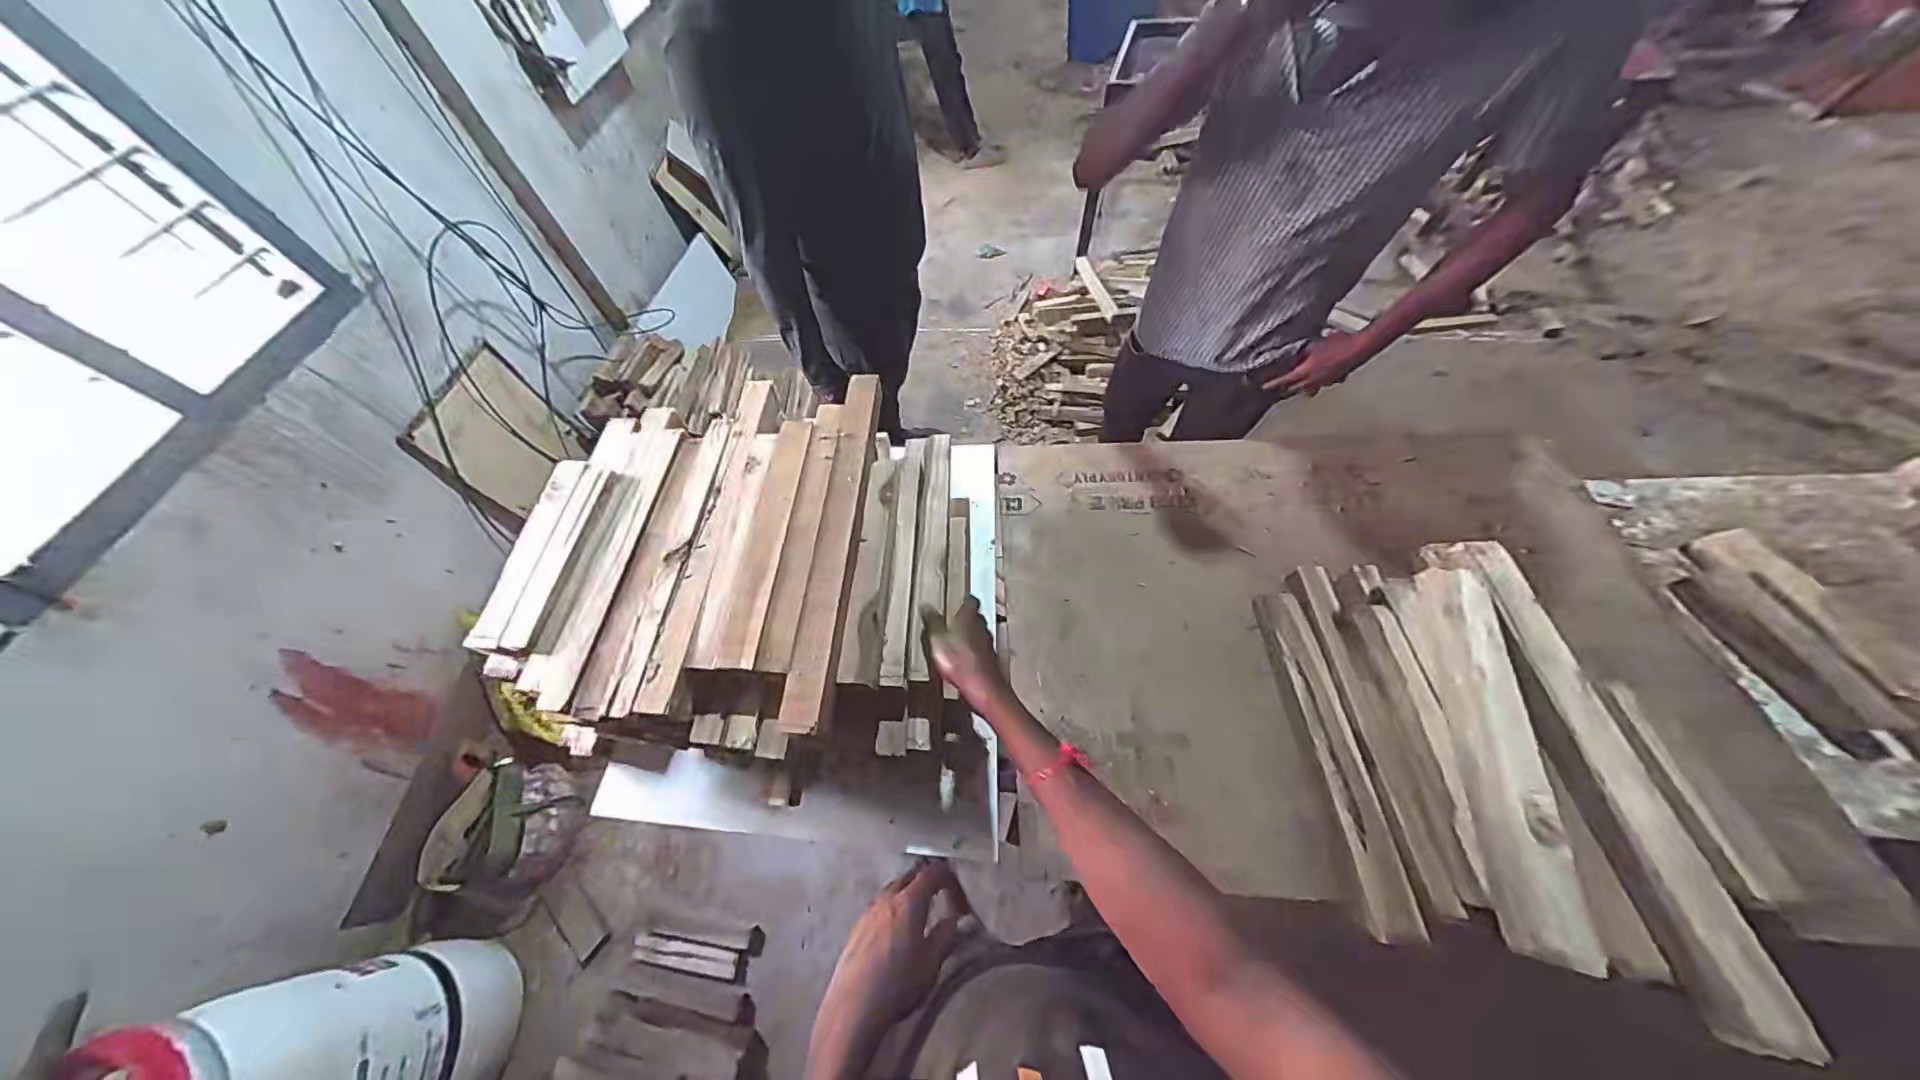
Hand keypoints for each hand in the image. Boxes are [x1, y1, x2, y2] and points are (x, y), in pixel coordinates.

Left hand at [807, 861, 970, 1077]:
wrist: (854, 1006)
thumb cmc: (898, 983)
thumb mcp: (931, 962)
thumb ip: (945, 935)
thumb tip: (954, 919)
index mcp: (910, 900)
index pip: (933, 872)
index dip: (949, 878)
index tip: (957, 896)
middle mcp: (888, 898)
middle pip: (911, 875)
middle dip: (928, 882)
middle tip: (940, 900)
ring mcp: (870, 910)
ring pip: (894, 889)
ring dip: (909, 894)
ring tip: (919, 916)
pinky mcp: (857, 926)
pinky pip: (880, 906)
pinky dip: (893, 908)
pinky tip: (895, 932)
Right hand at [924, 597, 1004, 701]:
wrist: (984, 689)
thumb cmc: (962, 664)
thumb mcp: (936, 639)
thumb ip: (932, 622)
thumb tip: (926, 608)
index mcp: (969, 619)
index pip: (971, 601)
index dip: (965, 599)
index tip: (962, 598)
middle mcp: (982, 629)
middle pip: (976, 617)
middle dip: (967, 618)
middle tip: (957, 618)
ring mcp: (988, 646)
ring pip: (980, 634)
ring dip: (970, 635)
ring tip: (959, 639)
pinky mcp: (990, 662)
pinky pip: (981, 652)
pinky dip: (973, 652)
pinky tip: (964, 660)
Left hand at [1261, 332, 1379, 395]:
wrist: (1361, 347)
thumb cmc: (1340, 343)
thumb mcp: (1315, 345)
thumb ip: (1302, 354)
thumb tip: (1293, 359)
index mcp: (1306, 372)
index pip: (1284, 380)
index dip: (1273, 383)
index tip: (1264, 386)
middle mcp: (1313, 381)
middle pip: (1293, 389)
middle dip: (1284, 388)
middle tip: (1277, 386)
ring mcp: (1324, 382)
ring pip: (1306, 389)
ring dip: (1298, 388)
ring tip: (1294, 384)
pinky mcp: (1334, 381)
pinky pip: (1319, 385)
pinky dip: (1313, 383)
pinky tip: (1315, 377)